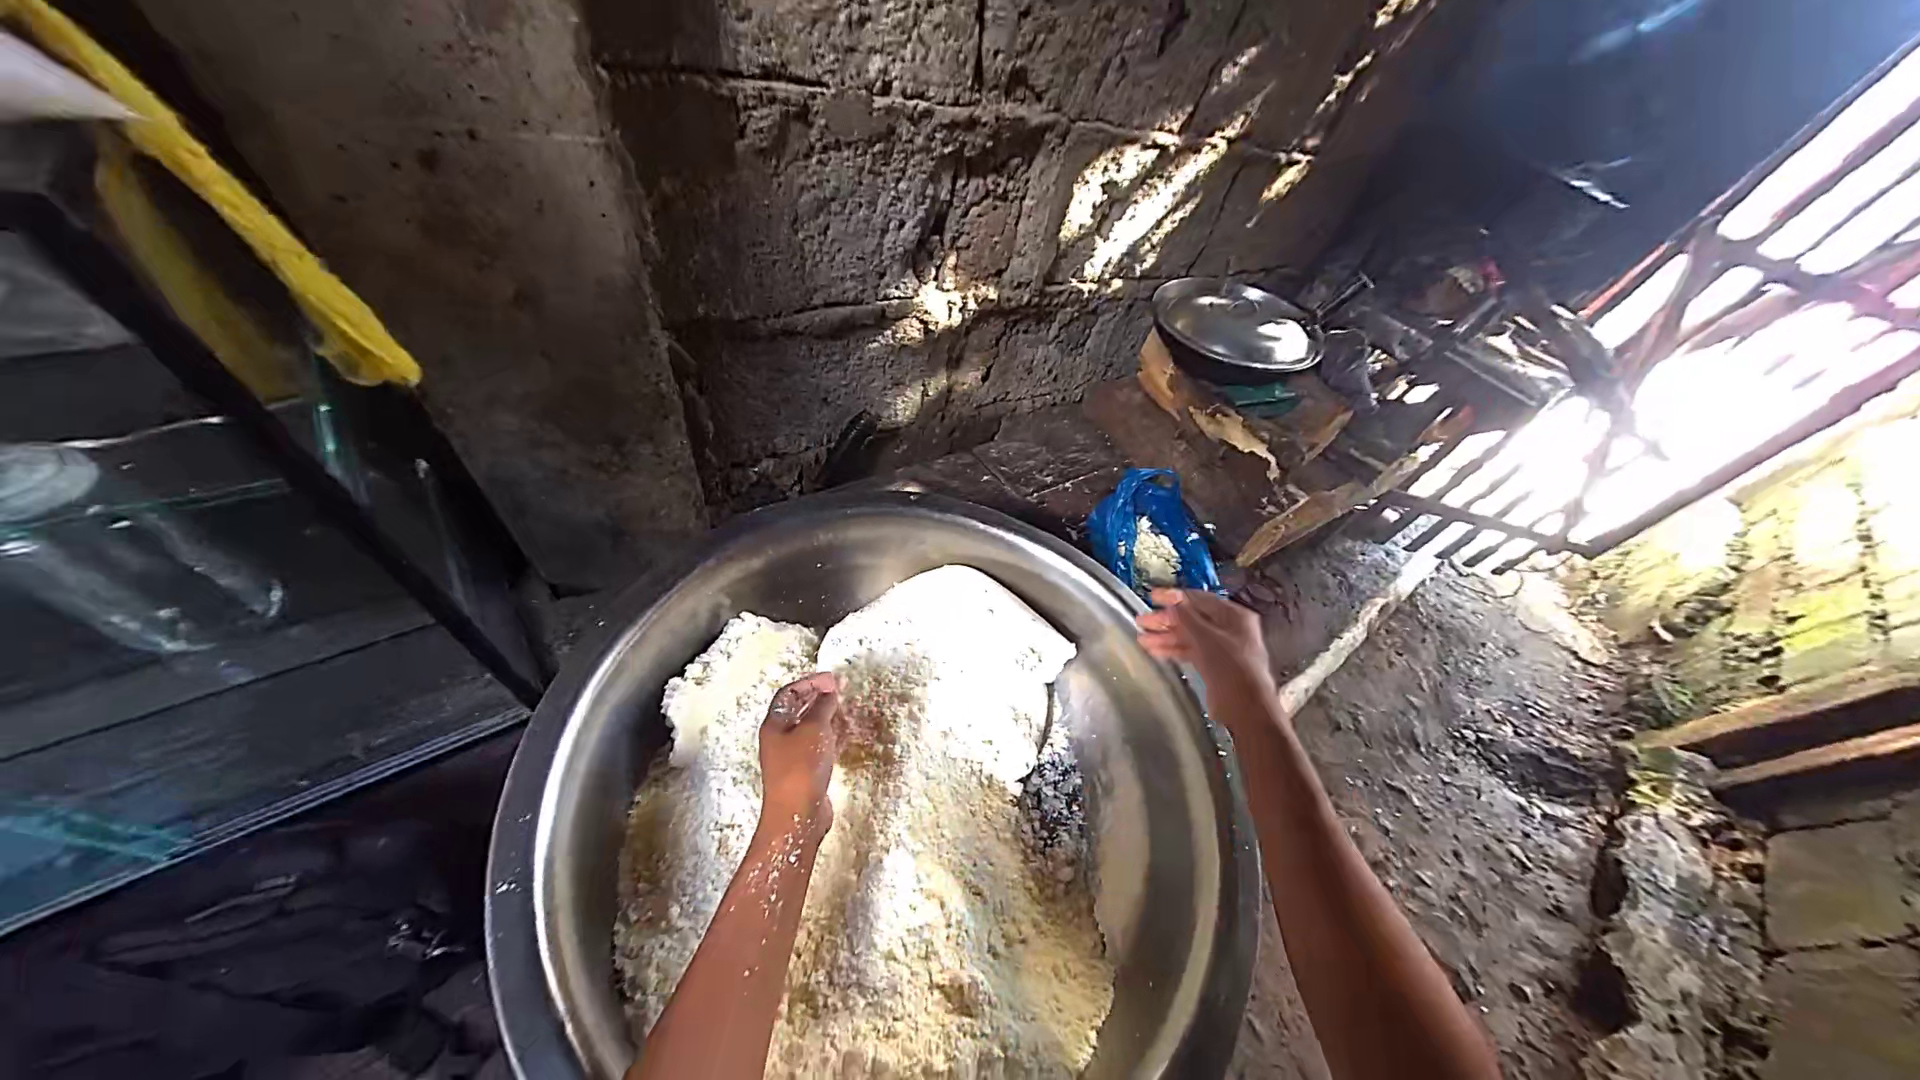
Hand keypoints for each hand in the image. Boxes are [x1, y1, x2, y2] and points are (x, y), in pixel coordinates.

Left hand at [757, 672, 842, 843]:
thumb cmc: (802, 766)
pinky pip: (815, 744)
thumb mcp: (815, 729)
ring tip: (842, 709)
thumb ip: (822, 707)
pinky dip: (827, 734)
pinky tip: (841, 735)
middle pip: (796, 709)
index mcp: (774, 724)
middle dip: (816, 697)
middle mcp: (778, 738)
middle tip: (838, 690)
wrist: (797, 814)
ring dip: (823, 715)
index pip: (788, 693)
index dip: (809, 682)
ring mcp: (789, 757)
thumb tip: (828, 692)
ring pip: (806, 727)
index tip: (831, 678)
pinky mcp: (802, 772)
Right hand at [1135, 588, 1277, 714]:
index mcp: (1234, 616)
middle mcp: (1229, 629)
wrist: (1245, 707)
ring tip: (1142, 637)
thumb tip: (1171, 602)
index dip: (1174, 597)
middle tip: (1142, 620)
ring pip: (1189, 636)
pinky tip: (1154, 650)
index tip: (1152, 596)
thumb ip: (1185, 617)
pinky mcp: (1214, 665)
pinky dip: (1173, 649)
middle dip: (1166, 619)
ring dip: (1166, 636)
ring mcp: (1222, 648)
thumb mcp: (1205, 637)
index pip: (1200, 599)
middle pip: (1193, 618)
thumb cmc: (1230, 666)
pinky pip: (1190, 651)